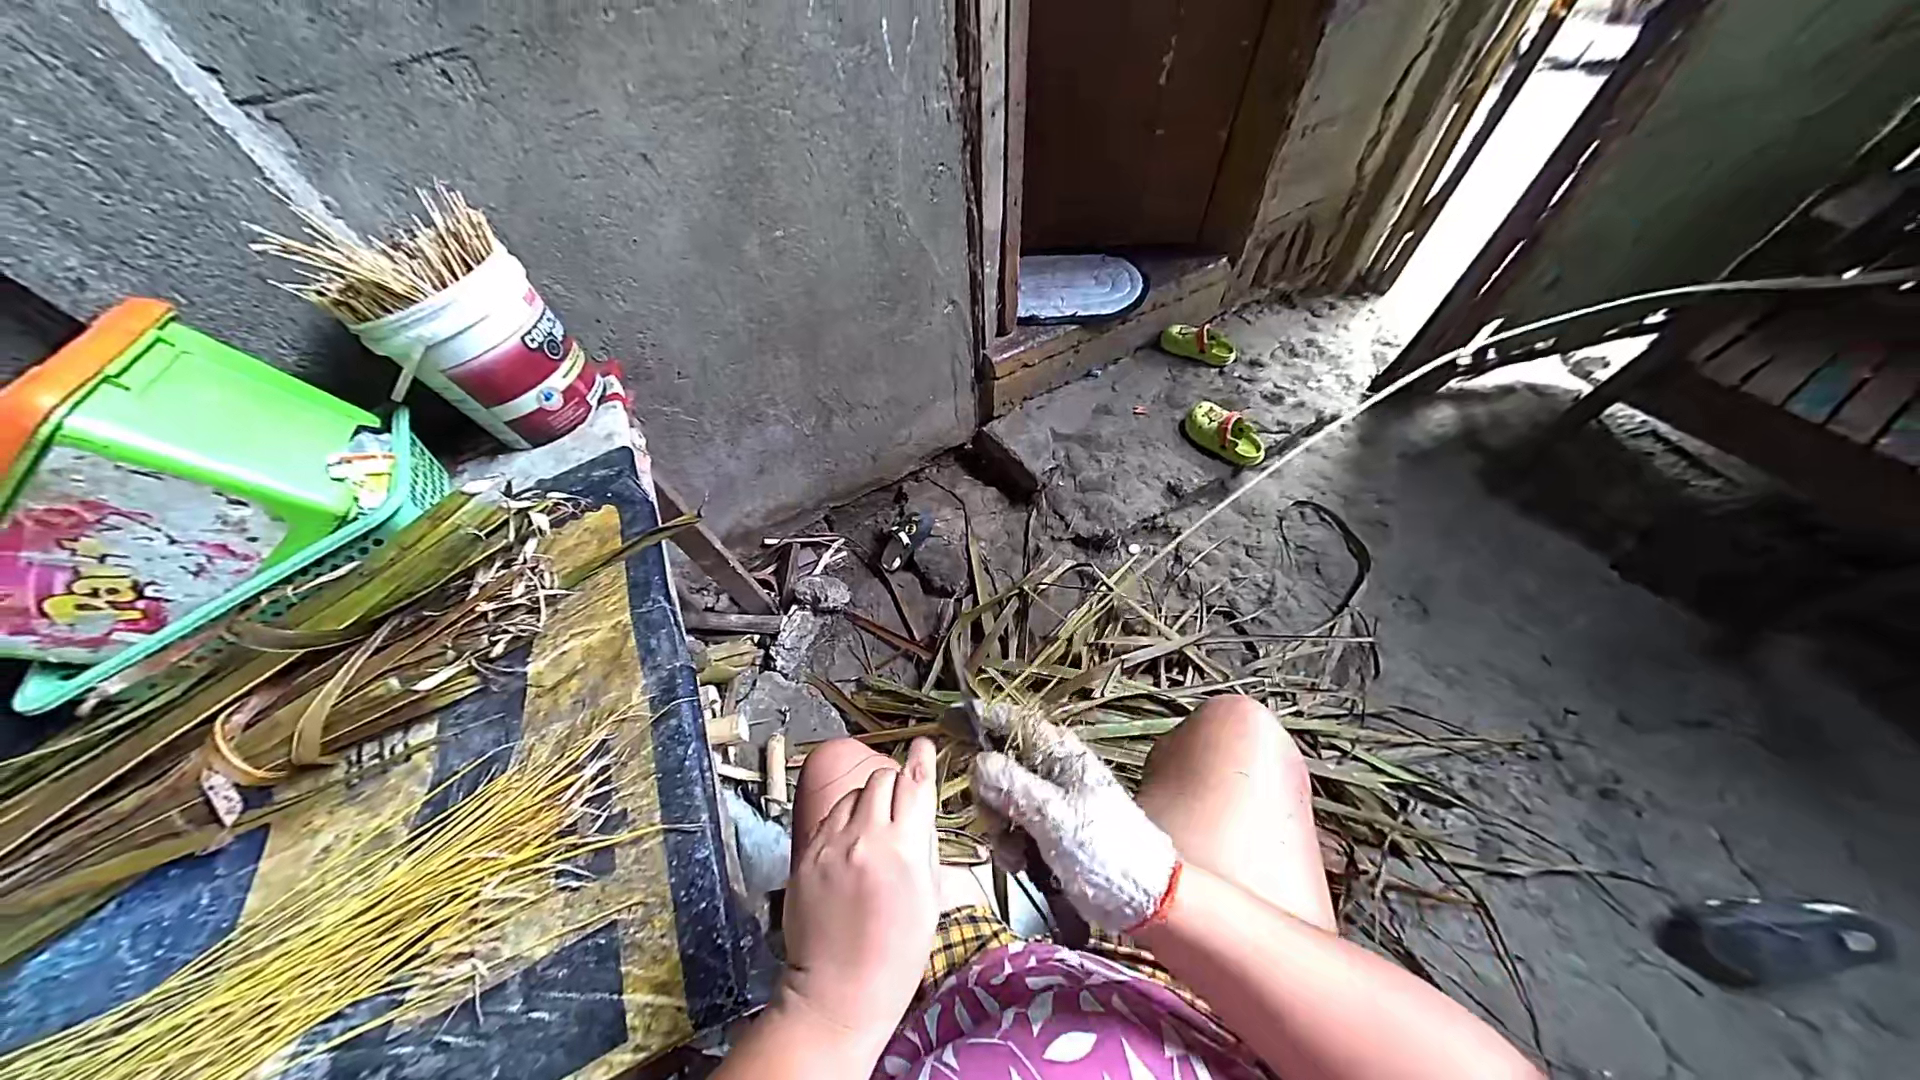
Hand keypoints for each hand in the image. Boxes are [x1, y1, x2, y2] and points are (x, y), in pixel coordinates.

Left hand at [779, 737, 939, 1047]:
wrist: (838, 992)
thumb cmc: (896, 954)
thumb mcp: (928, 897)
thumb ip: (924, 845)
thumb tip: (922, 809)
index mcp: (903, 849)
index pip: (914, 783)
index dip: (922, 758)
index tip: (924, 744)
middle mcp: (865, 837)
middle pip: (883, 780)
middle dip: (897, 783)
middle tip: (901, 802)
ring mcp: (831, 844)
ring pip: (855, 794)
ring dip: (869, 800)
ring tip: (874, 828)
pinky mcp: (807, 854)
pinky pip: (830, 816)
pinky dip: (845, 818)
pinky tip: (851, 842)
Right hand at [968, 705, 1179, 932]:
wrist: (1141, 900)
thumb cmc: (1105, 849)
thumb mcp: (1054, 816)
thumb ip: (1013, 785)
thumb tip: (977, 761)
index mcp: (1058, 753)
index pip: (1013, 721)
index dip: (982, 720)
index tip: (950, 724)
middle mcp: (1050, 770)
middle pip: (997, 764)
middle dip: (989, 795)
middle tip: (995, 821)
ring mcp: (1046, 801)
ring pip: (999, 798)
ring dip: (998, 827)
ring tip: (1015, 853)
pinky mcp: (1044, 829)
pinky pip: (1010, 826)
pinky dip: (1009, 845)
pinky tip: (1021, 864)